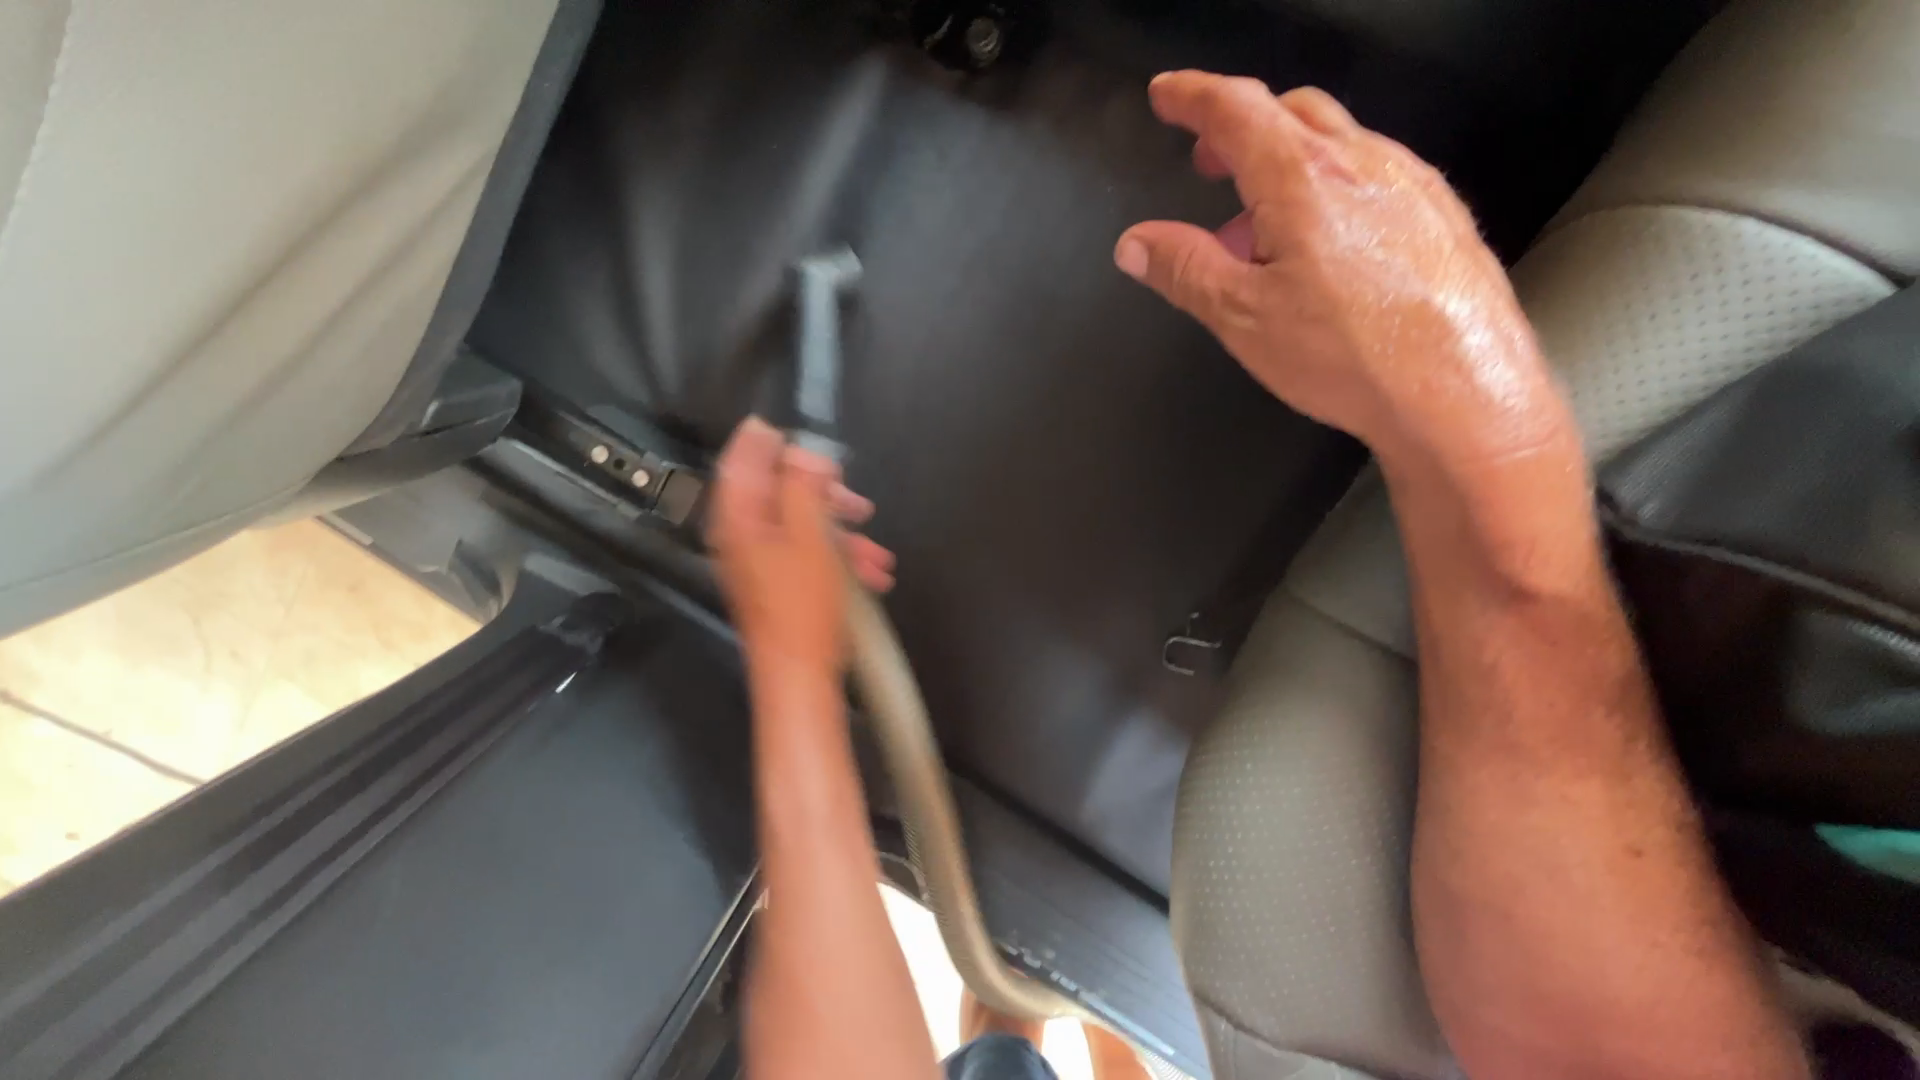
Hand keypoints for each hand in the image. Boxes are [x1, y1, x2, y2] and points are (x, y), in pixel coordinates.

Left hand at [709, 417, 895, 677]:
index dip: (767, 441)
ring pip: (801, 527)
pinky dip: (839, 557)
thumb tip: (804, 452)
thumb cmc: (803, 604)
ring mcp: (760, 563)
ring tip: (877, 549)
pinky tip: (874, 572)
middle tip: (855, 497)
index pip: (741, 461)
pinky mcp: (780, 585)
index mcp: (738, 519)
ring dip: (841, 531)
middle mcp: (741, 537)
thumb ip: (803, 486)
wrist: (800, 676)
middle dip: (823, 495)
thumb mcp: (809, 535)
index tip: (801, 432)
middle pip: (778, 495)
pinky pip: (809, 555)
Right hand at [1115, 72, 1570, 472]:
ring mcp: (1410, 184)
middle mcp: (1363, 163)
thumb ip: (1183, 270)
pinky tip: (1323, 242)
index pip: (1236, 110)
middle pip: (1290, 112)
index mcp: (1303, 180)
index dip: (1191, 96)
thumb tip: (1136, 244)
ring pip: (1336, 142)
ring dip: (1285, 162)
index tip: (1166, 95)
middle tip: (1209, 165)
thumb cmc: (1350, 356)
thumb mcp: (1242, 317)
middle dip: (1239, 128)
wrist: (1460, 394)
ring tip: (1260, 224)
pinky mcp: (1441, 214)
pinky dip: (1331, 186)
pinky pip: (1375, 174)